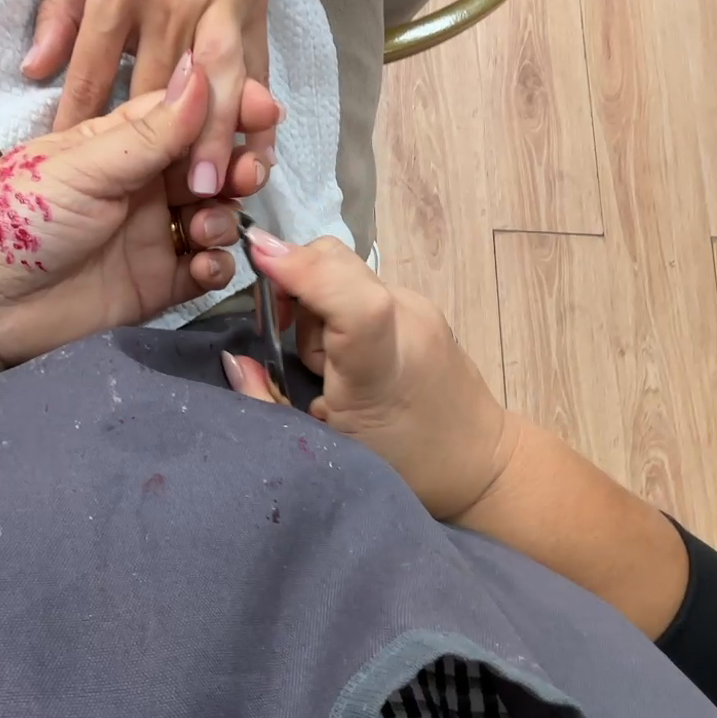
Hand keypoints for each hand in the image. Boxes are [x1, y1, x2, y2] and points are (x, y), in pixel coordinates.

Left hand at [0, 54, 280, 366]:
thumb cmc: (17, 220)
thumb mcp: (83, 168)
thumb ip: (149, 133)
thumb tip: (201, 71)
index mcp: (120, 144)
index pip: (187, 115)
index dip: (228, 109)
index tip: (265, 110)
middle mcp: (143, 186)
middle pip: (210, 167)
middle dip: (236, 166)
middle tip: (246, 174)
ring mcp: (152, 236)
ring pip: (214, 217)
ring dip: (223, 217)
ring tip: (204, 226)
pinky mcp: (156, 284)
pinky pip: (203, 269)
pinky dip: (215, 266)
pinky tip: (202, 266)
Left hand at [21, 0, 318, 200]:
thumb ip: (60, 12)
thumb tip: (33, 69)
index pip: (92, 69)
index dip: (77, 119)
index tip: (69, 166)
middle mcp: (170, 5)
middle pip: (161, 89)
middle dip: (158, 146)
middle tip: (158, 199)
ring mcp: (218, 14)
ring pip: (217, 89)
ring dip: (217, 142)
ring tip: (214, 189)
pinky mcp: (255, 24)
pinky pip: (256, 81)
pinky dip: (258, 121)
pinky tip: (260, 155)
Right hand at [221, 231, 522, 522]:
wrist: (482, 462)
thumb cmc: (401, 465)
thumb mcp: (324, 447)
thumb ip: (269, 401)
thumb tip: (234, 357)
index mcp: (381, 371)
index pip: (352, 304)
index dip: (303, 271)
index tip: (257, 252)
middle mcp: (407, 325)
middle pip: (336, 263)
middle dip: (292, 282)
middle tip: (281, 333)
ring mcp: (420, 308)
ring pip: (343, 271)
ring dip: (314, 302)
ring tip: (325, 361)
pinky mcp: (422, 305)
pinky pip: (360, 284)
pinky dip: (335, 305)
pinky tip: (344, 350)